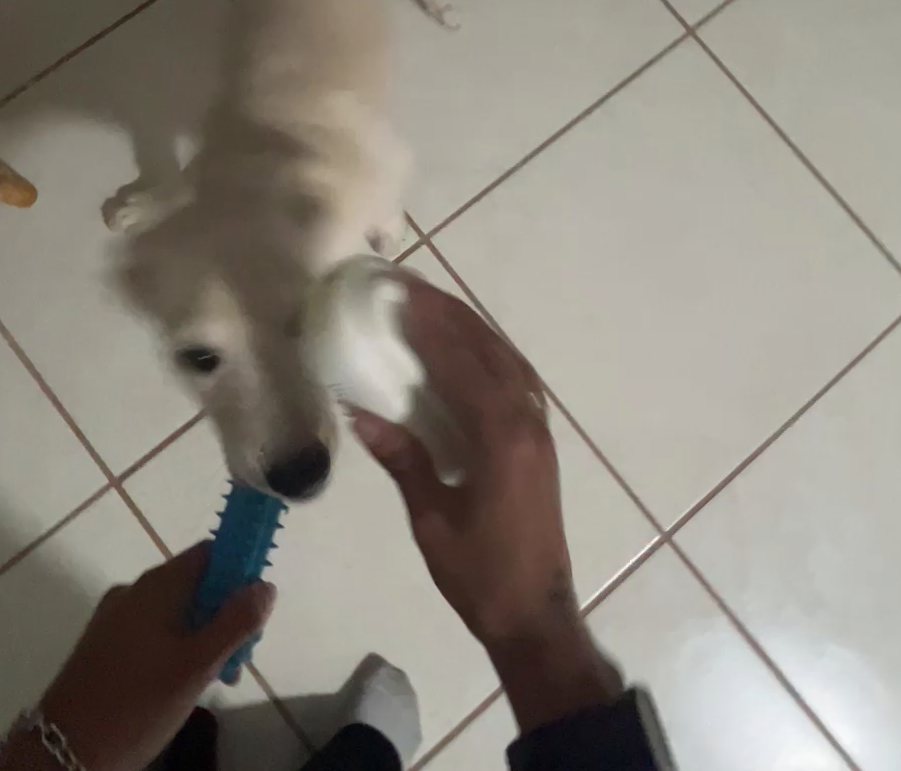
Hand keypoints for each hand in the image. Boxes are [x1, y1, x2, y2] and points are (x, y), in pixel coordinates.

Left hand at [0, 544, 275, 770]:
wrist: (54, 757)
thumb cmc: (134, 705)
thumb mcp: (196, 666)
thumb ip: (237, 622)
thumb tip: (265, 585)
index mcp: (158, 585)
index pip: (212, 552)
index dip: (240, 571)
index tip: (255, 609)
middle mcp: (136, 590)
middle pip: (197, 583)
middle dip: (225, 613)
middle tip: (237, 658)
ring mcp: (116, 618)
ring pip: (176, 611)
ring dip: (203, 635)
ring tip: (213, 679)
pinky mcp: (104, 645)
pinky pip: (154, 631)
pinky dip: (176, 647)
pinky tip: (180, 684)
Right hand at [348, 277, 619, 729]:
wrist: (536, 613)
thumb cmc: (480, 573)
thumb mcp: (432, 520)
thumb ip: (403, 460)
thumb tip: (360, 414)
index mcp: (501, 441)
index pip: (463, 367)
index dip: (433, 329)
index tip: (404, 297)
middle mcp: (527, 423)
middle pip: (491, 352)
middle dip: (452, 316)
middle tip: (415, 288)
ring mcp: (539, 430)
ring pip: (509, 361)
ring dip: (474, 329)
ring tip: (437, 307)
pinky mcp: (541, 440)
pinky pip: (518, 381)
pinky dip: (492, 354)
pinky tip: (469, 351)